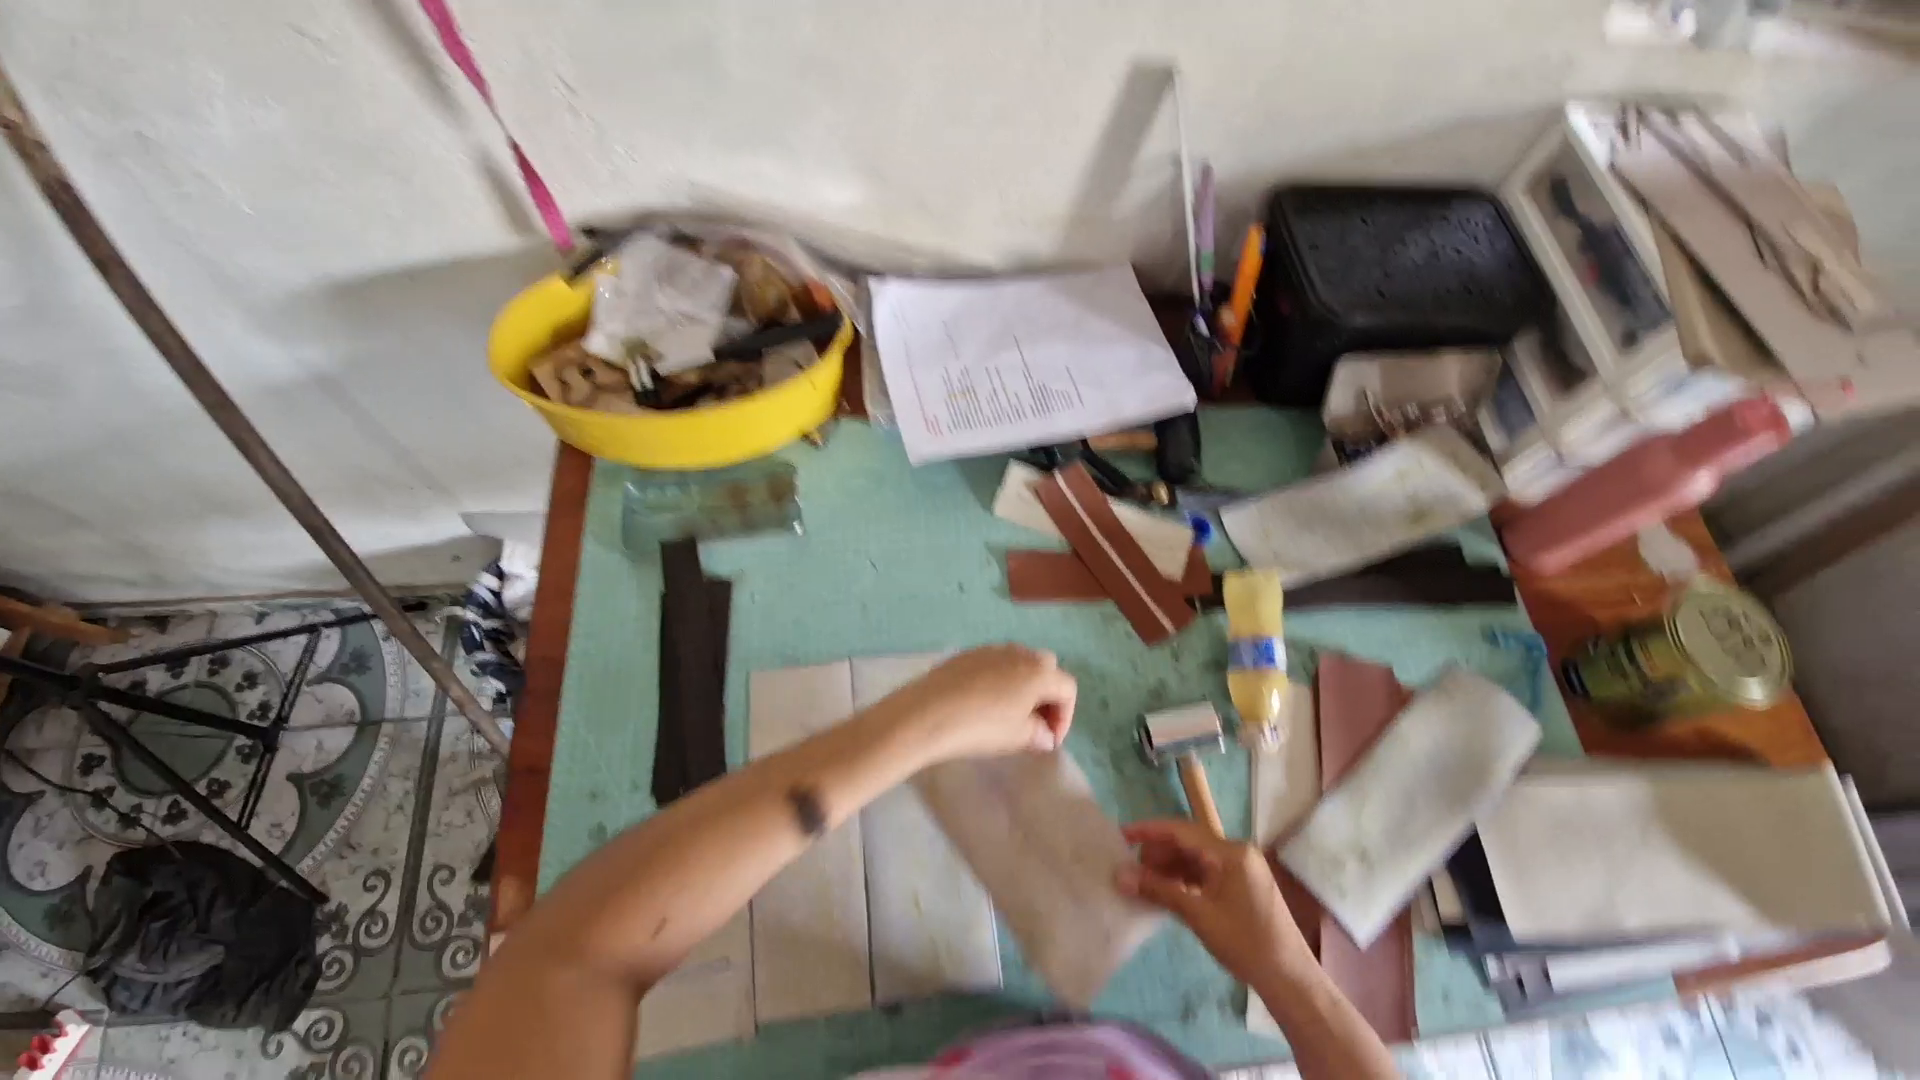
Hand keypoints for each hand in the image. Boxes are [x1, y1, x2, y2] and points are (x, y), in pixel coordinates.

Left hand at [869, 646, 1075, 763]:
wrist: (926, 713)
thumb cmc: (980, 727)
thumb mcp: (1017, 737)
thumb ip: (1039, 734)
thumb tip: (1045, 734)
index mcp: (1039, 671)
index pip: (1067, 689)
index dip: (1065, 717)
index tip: (1050, 740)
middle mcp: (1019, 653)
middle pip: (1046, 669)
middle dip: (1046, 696)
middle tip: (1035, 724)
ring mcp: (990, 649)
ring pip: (1018, 663)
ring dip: (1022, 687)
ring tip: (1009, 715)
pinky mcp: (966, 654)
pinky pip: (993, 664)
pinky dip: (998, 681)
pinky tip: (982, 704)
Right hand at [1115, 819, 1312, 986]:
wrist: (1289, 977)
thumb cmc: (1245, 942)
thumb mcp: (1198, 915)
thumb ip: (1158, 890)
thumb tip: (1119, 875)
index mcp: (1230, 852)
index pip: (1181, 831)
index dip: (1149, 831)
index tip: (1121, 836)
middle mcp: (1236, 853)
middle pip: (1188, 843)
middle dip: (1157, 853)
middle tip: (1130, 869)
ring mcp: (1241, 870)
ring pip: (1196, 859)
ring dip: (1169, 868)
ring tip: (1143, 882)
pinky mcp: (1241, 887)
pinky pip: (1206, 874)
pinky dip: (1184, 880)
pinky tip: (1166, 893)